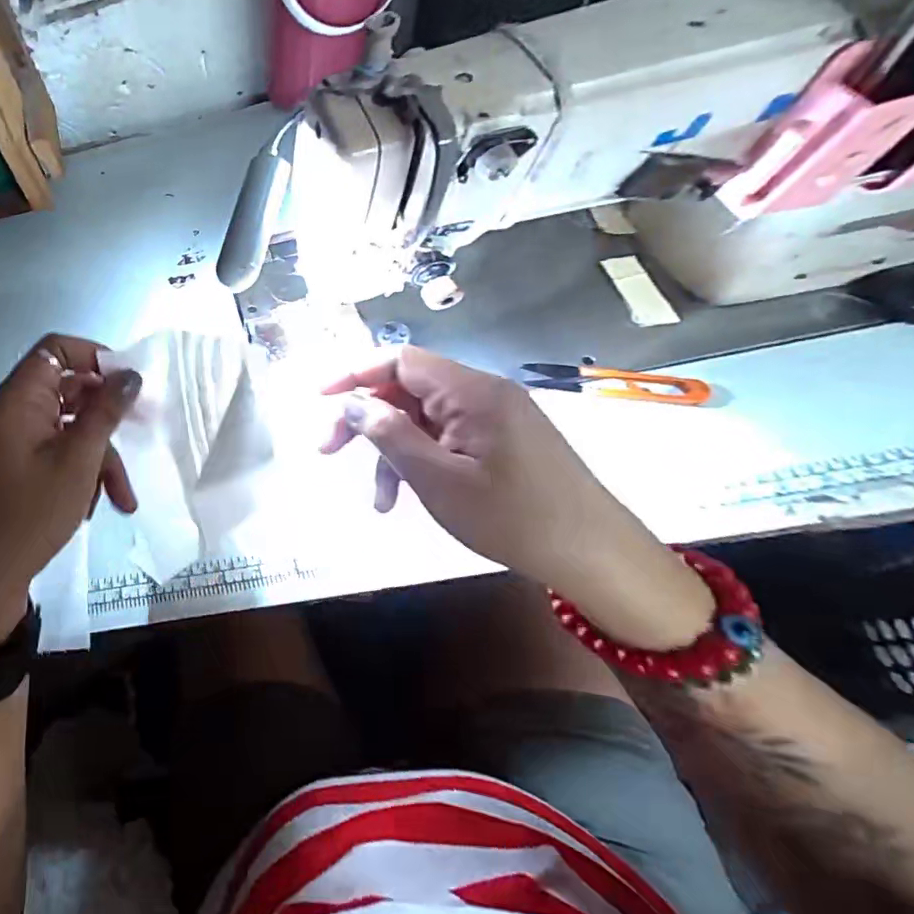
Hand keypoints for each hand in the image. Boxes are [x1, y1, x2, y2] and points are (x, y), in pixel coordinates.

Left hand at [0, 335, 141, 648]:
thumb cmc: (31, 511)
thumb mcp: (79, 459)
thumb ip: (106, 411)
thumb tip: (130, 374)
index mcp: (19, 399)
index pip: (56, 349)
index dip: (95, 356)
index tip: (128, 382)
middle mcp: (14, 413)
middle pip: (71, 392)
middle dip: (108, 418)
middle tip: (142, 431)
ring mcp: (15, 442)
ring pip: (71, 430)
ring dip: (101, 458)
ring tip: (123, 498)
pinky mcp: (19, 468)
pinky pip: (59, 454)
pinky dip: (83, 474)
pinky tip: (99, 507)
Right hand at [320, 346, 711, 649]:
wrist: (593, 553)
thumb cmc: (512, 517)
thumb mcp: (438, 480)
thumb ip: (390, 436)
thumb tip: (353, 402)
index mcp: (470, 391)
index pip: (400, 360)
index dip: (355, 373)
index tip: (320, 399)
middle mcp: (483, 393)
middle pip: (409, 390)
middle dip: (367, 420)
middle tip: (328, 452)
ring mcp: (497, 417)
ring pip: (426, 421)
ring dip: (395, 453)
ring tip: (382, 504)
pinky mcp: (505, 440)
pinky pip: (450, 438)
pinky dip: (424, 462)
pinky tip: (413, 499)